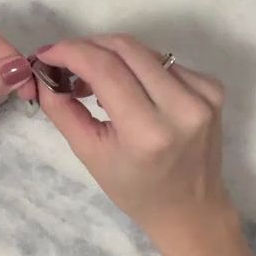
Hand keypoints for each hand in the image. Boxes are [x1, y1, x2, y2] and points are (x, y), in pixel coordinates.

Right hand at [34, 35, 232, 241]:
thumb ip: (63, 110)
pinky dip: (136, 67)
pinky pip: (164, 61)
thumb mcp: (89, 154)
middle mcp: (182, 107)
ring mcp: (203, 94)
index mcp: (147, 131)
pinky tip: (124, 87)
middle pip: (126, 49)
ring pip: (144, 51)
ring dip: (110, 55)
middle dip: (87, 47)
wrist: (189, 208)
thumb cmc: (134, 190)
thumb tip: (43, 75)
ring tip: (90, 79)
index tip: (47, 53)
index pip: (105, 69)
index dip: (72, 52)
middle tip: (63, 61)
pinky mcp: (212, 88)